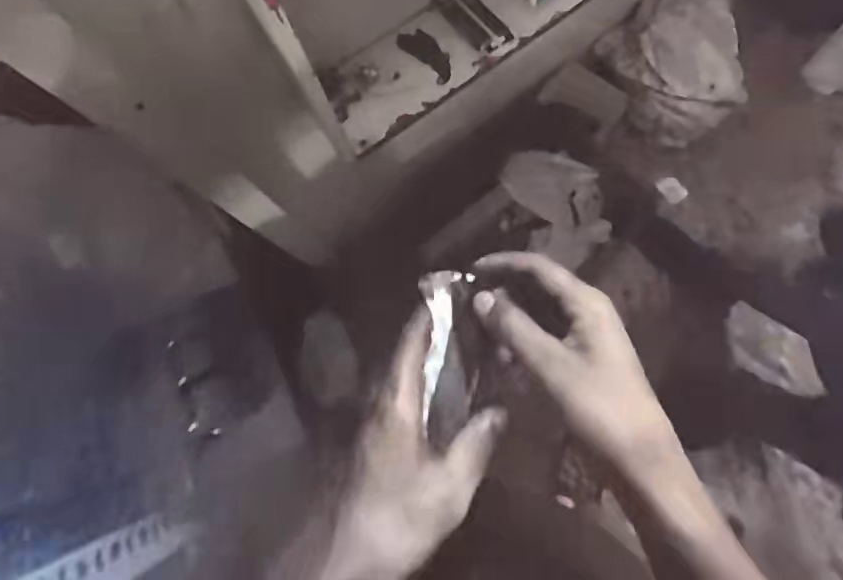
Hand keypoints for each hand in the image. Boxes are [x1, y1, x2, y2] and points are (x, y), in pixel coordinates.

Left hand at [318, 304, 507, 579]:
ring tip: (463, 351)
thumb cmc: (395, 515)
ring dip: (427, 359)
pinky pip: (399, 396)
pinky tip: (441, 398)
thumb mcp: (447, 489)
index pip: (412, 340)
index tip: (451, 290)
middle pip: (406, 353)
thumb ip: (474, 447)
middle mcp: (379, 399)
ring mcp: (370, 419)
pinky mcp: (370, 440)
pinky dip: (420, 384)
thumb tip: (500, 410)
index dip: (429, 313)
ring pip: (402, 375)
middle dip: (434, 333)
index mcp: (396, 398)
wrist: (342, 555)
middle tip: (469, 321)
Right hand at [473, 252, 678, 473]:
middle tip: (470, 295)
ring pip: (543, 308)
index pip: (538, 266)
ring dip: (513, 312)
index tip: (470, 269)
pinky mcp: (586, 354)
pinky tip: (503, 346)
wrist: (643, 461)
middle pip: (540, 284)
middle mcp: (589, 307)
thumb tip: (480, 296)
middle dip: (505, 287)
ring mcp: (589, 331)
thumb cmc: (599, 407)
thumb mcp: (550, 365)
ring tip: (481, 320)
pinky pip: (549, 330)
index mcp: (586, 301)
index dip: (502, 263)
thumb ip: (513, 327)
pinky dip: (525, 332)